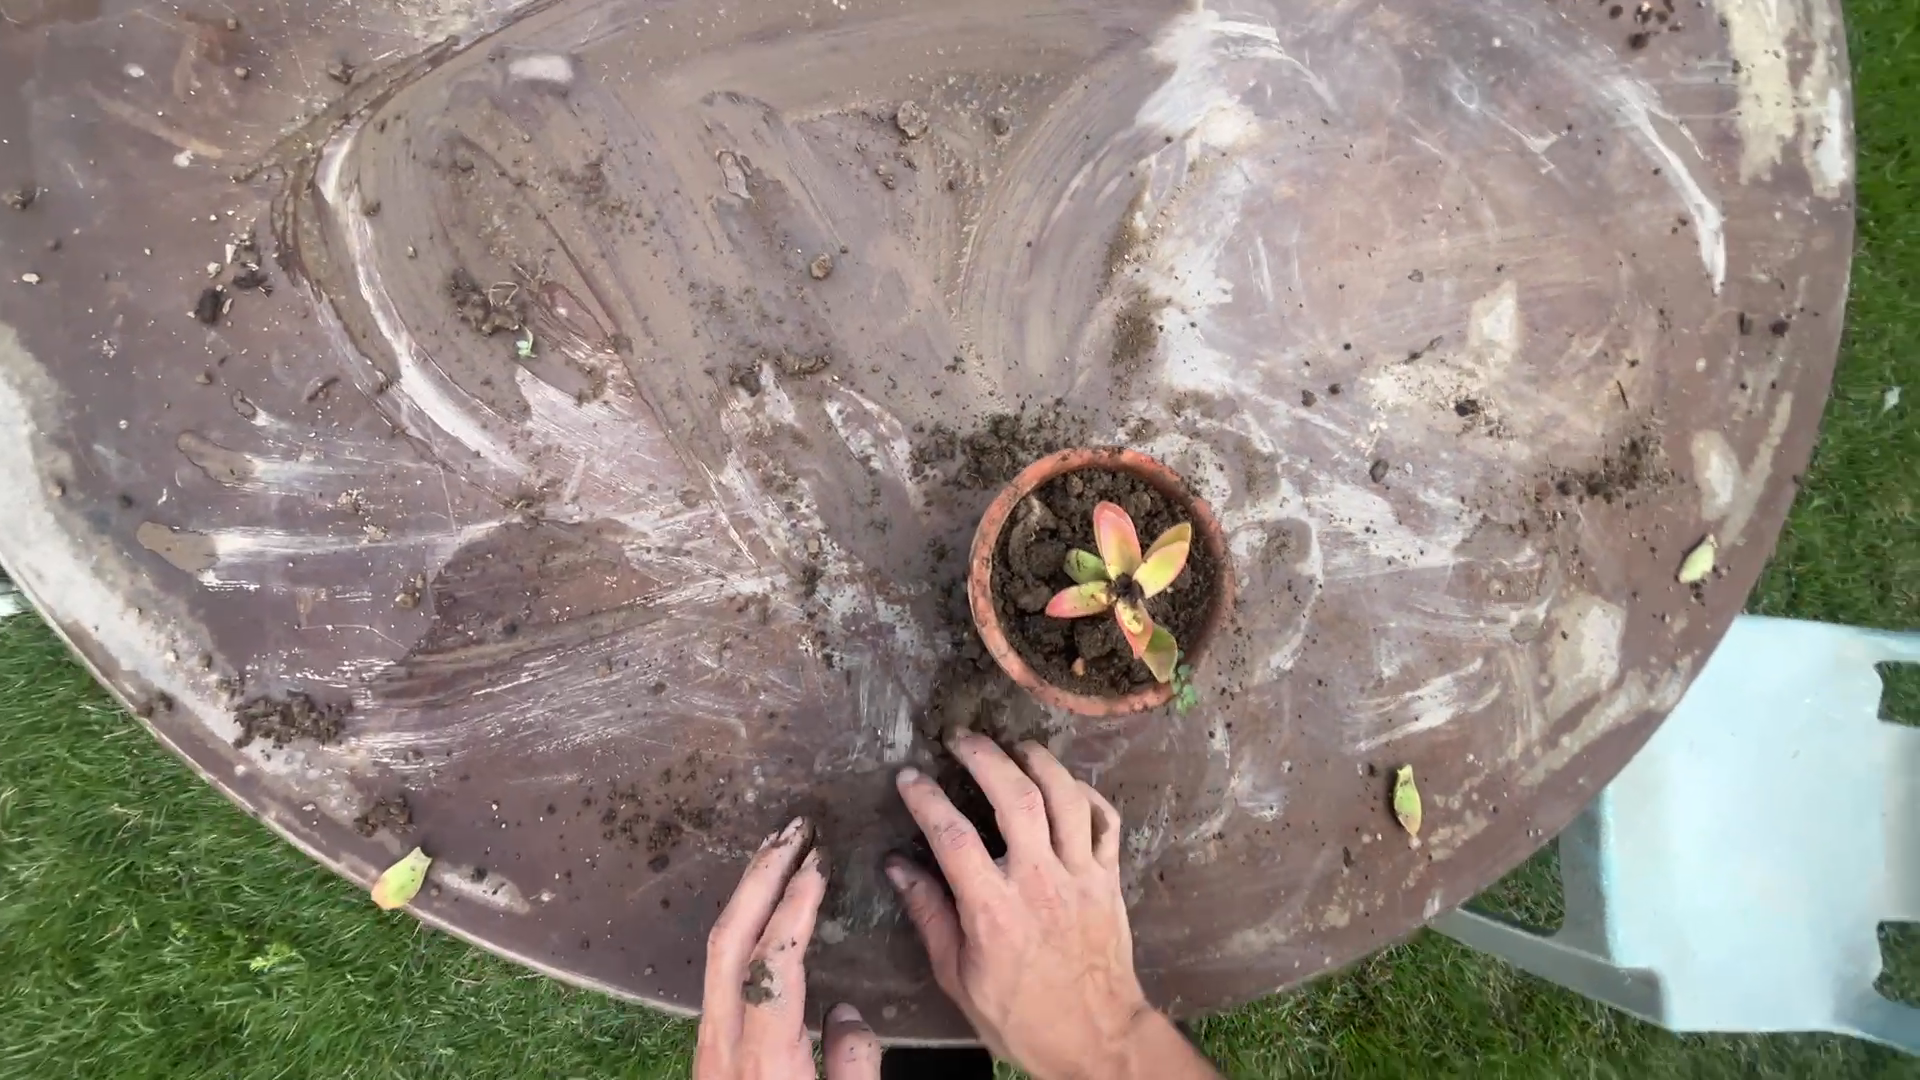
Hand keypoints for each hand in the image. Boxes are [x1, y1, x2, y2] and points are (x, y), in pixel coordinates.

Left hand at [694, 817, 882, 1079]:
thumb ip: (853, 1071)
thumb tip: (847, 1015)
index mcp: (762, 1065)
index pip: (773, 964)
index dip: (795, 906)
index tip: (820, 861)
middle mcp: (721, 1047)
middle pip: (728, 941)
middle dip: (760, 876)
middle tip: (793, 828)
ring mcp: (707, 1048)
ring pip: (717, 952)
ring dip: (748, 893)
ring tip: (778, 851)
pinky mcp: (708, 1053)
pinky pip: (721, 971)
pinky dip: (744, 924)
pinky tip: (764, 913)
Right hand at [886, 735, 1217, 1079]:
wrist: (1099, 1043)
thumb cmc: (1021, 1016)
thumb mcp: (959, 978)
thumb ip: (929, 916)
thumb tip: (896, 867)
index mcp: (994, 910)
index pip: (953, 837)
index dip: (926, 799)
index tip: (909, 776)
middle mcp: (1039, 881)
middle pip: (1014, 798)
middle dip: (985, 756)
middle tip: (962, 737)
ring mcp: (1080, 874)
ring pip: (1064, 797)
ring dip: (1038, 760)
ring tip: (1014, 744)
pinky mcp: (1110, 877)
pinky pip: (1104, 819)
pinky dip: (1086, 792)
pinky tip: (1064, 782)